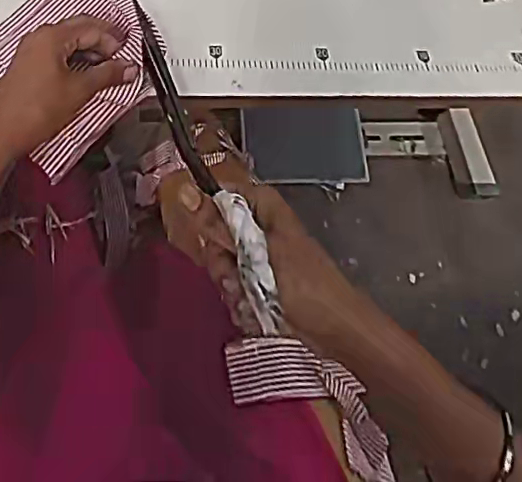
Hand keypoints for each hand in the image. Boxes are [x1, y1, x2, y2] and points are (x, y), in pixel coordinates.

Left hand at [0, 16, 140, 162]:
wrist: (1, 134)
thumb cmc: (32, 111)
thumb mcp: (79, 90)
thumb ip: (107, 74)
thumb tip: (127, 68)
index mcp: (51, 36)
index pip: (91, 27)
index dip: (113, 39)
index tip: (127, 52)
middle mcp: (38, 38)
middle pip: (79, 29)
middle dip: (102, 41)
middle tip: (121, 55)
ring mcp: (30, 50)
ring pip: (67, 41)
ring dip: (89, 50)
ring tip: (106, 67)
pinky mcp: (27, 65)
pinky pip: (56, 52)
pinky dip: (74, 59)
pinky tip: (85, 74)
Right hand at [159, 136, 369, 354]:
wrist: (338, 331)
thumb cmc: (304, 285)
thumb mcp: (256, 252)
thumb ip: (219, 225)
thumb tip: (184, 190)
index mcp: (262, 205)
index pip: (219, 194)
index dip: (208, 215)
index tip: (209, 239)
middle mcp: (258, 225)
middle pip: (216, 233)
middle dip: (221, 262)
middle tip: (234, 277)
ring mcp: (259, 254)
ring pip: (222, 263)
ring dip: (230, 286)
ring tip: (248, 300)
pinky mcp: (260, 281)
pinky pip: (233, 285)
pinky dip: (239, 301)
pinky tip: (253, 312)